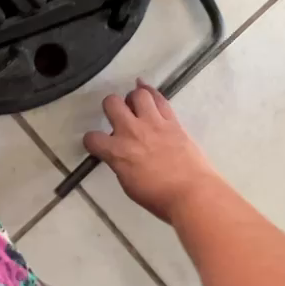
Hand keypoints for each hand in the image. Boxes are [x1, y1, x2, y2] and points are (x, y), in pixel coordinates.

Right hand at [82, 81, 219, 219]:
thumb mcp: (128, 184)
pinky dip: (150, 91)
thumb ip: (120, 164)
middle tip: (117, 116)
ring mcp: (153, 123)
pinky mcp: (172, 121)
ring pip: (137, 94)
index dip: (92, 141)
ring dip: (133, 98)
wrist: (192, 194)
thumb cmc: (158, 197)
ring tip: (136, 105)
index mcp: (117, 152)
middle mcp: (131, 131)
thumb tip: (119, 155)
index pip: (92, 138)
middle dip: (111, 107)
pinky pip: (159, 98)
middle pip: (111, 103)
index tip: (98, 145)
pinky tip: (144, 87)